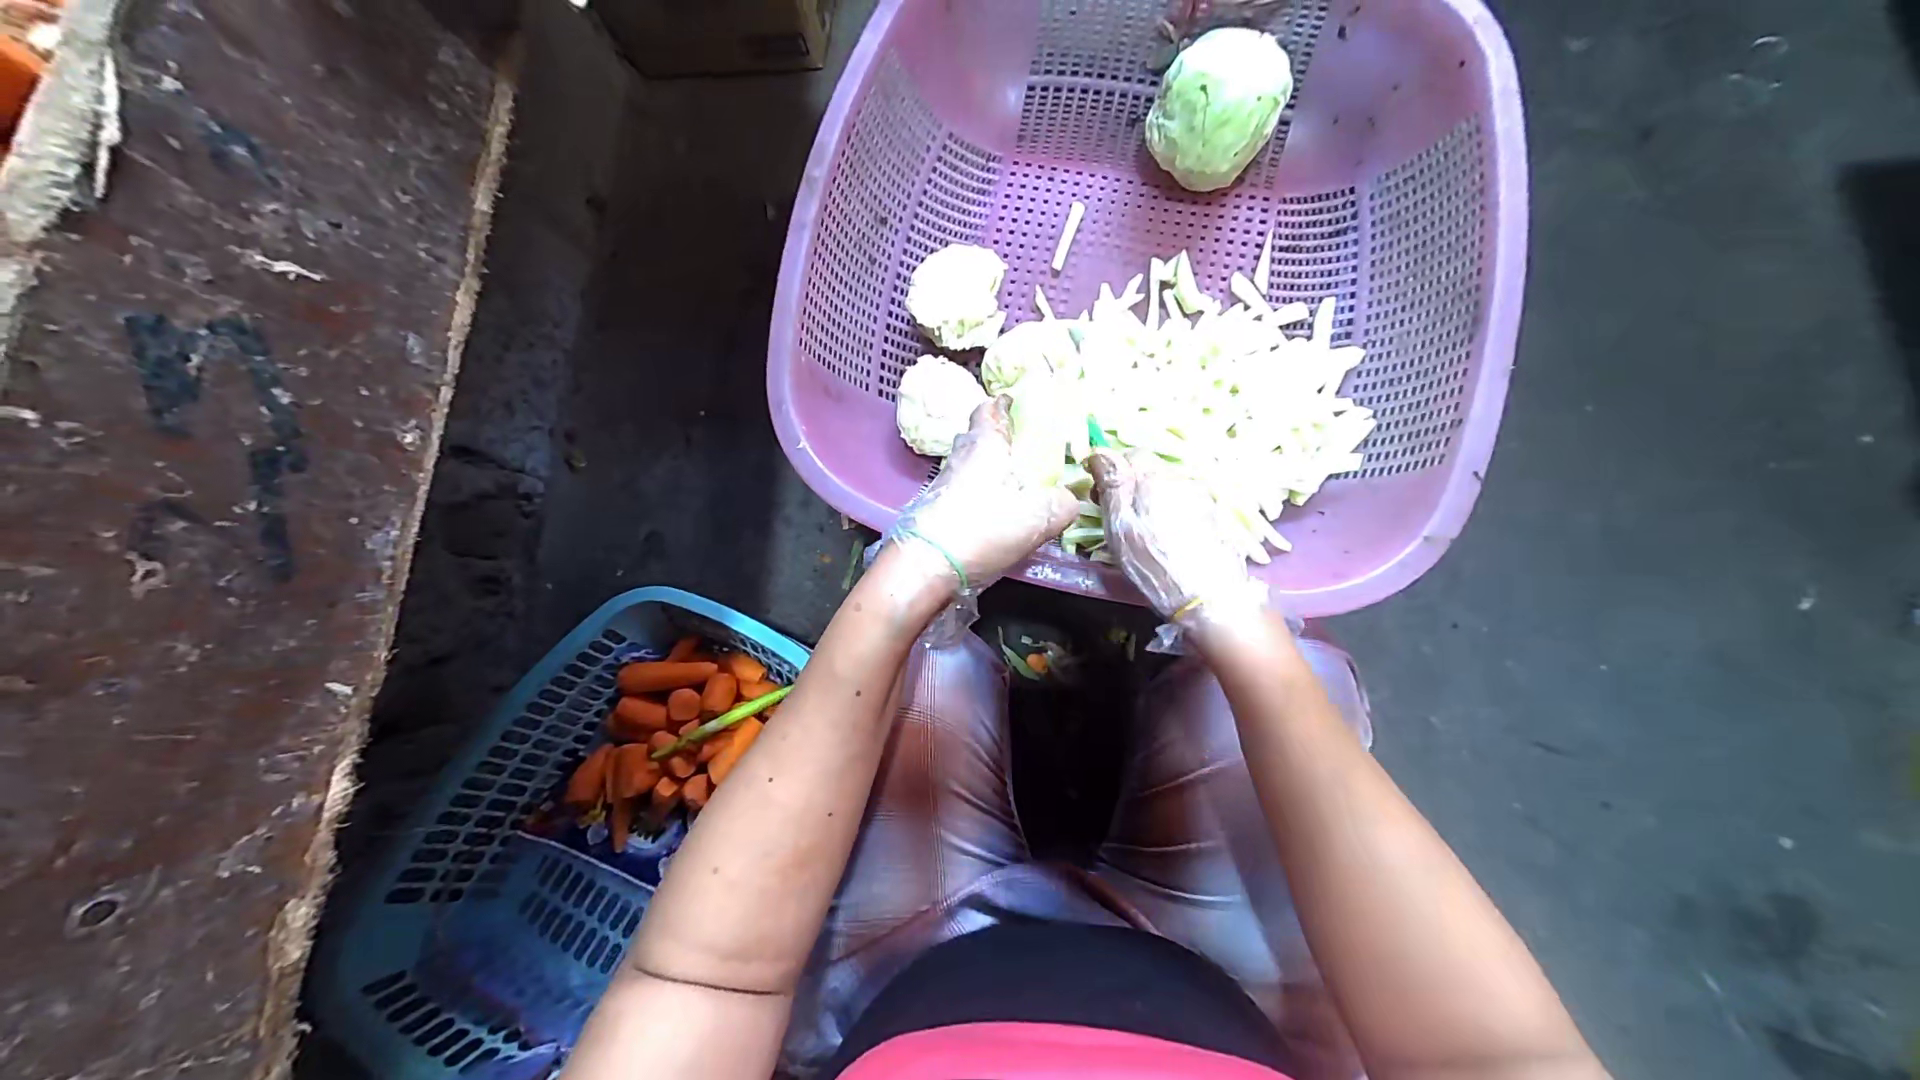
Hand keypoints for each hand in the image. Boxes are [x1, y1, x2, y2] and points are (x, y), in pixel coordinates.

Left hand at [888, 396, 1077, 593]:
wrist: (926, 565)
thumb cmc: (983, 528)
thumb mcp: (1039, 517)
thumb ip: (1063, 504)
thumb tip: (1071, 499)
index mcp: (984, 444)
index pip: (990, 409)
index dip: (1005, 404)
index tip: (1018, 405)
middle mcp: (960, 457)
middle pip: (978, 437)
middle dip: (998, 439)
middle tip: (1024, 451)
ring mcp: (943, 484)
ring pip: (969, 465)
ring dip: (988, 470)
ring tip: (1014, 485)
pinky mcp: (935, 510)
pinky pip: (962, 491)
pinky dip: (978, 495)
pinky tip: (995, 513)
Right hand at [1089, 448, 1266, 637]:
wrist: (1207, 596)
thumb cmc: (1153, 561)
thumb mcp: (1120, 524)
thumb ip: (1112, 484)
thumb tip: (1100, 452)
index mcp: (1155, 477)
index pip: (1131, 454)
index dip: (1111, 472)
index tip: (1099, 497)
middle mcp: (1181, 479)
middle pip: (1151, 470)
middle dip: (1132, 486)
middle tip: (1118, 516)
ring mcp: (1202, 497)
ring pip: (1167, 487)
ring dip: (1151, 499)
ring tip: (1144, 530)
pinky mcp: (1214, 516)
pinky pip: (1183, 504)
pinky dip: (1170, 513)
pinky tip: (1167, 538)